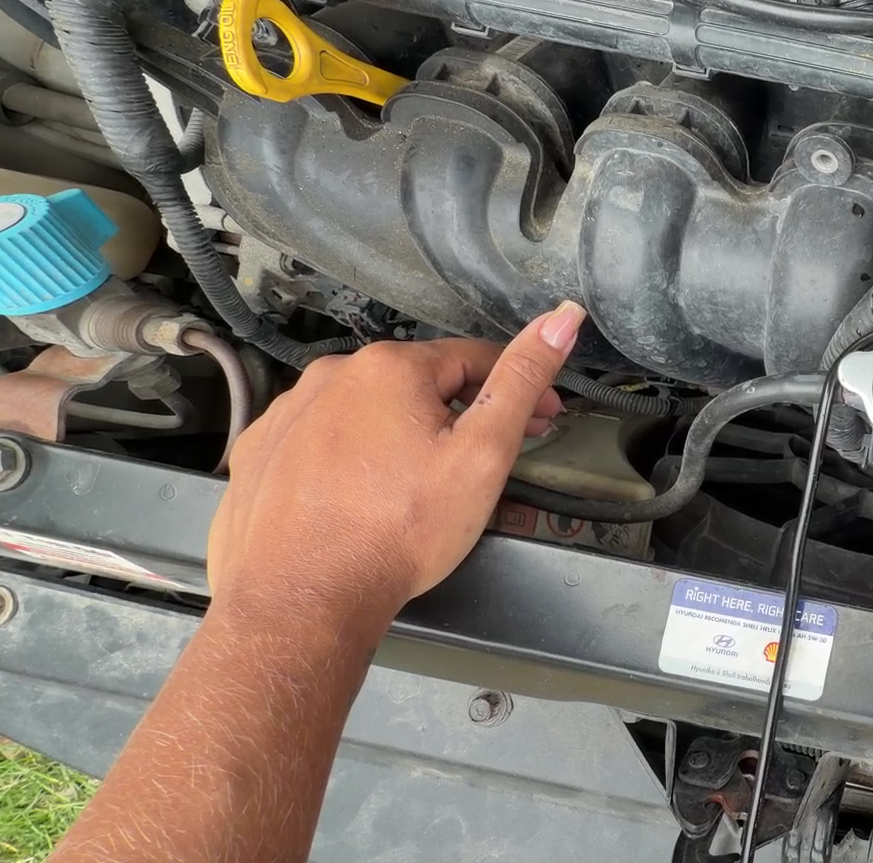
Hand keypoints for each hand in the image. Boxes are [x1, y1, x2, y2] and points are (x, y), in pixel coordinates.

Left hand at [206, 302, 585, 622]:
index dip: (520, 389)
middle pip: (426, 381)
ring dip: (415, 427)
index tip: (542, 422)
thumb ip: (523, 378)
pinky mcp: (260, 454)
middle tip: (499, 454)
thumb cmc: (404, 527)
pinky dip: (363, 450)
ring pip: (377, 407)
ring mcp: (286, 415)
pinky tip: (376, 488)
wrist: (303, 604)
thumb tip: (562, 318)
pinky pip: (330, 435)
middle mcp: (330, 377)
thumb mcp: (485, 450)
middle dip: (470, 409)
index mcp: (390, 367)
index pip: (478, 358)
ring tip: (436, 477)